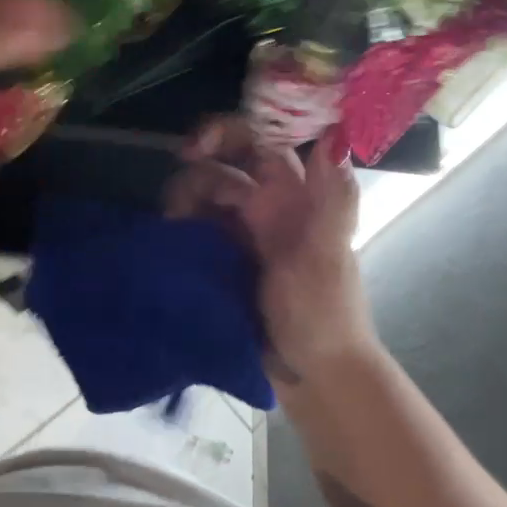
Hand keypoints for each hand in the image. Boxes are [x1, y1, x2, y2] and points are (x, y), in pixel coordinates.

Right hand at [168, 120, 377, 373]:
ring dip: (185, 203)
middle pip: (227, 165)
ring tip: (172, 230)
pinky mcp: (227, 263)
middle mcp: (271, 207)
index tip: (196, 147)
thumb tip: (337, 133)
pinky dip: (181, 231)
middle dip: (198, 171)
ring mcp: (247, 236)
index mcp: (298, 197)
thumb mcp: (327, 256)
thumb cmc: (325, 315)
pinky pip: (198, 232)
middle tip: (175, 203)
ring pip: (207, 197)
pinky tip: (168, 244)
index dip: (231, 131)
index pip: (265, 141)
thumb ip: (332, 198)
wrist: (313, 376)